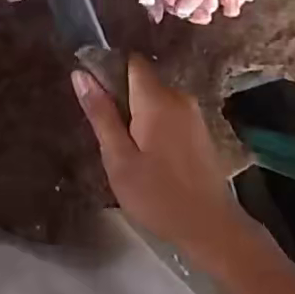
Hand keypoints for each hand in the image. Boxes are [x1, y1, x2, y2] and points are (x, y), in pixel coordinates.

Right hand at [72, 55, 247, 255]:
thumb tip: (80, 74)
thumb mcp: (119, 158)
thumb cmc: (159, 196)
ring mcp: (194, 115)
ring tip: (124, 147)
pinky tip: (147, 154)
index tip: (92, 93)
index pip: (130, 60)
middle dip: (120, 96)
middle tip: (106, 132)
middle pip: (140, 79)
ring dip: (136, 112)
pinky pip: (168, 113)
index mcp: (157, 99)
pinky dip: (152, 124)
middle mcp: (179, 98)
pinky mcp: (200, 132)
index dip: (108, 69)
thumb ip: (100, 113)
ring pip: (153, 98)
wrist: (215, 233)